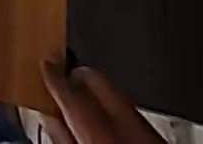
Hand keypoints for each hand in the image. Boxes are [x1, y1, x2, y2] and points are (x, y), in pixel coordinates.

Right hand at [41, 61, 168, 143]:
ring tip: (80, 111)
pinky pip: (128, 112)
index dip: (52, 73)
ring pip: (112, 93)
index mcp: (98, 133)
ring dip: (94, 94)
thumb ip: (63, 141)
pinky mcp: (156, 139)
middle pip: (93, 77)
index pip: (70, 87)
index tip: (46, 66)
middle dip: (75, 78)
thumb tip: (49, 119)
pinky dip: (112, 112)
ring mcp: (145, 131)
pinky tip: (104, 129)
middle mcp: (125, 124)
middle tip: (60, 87)